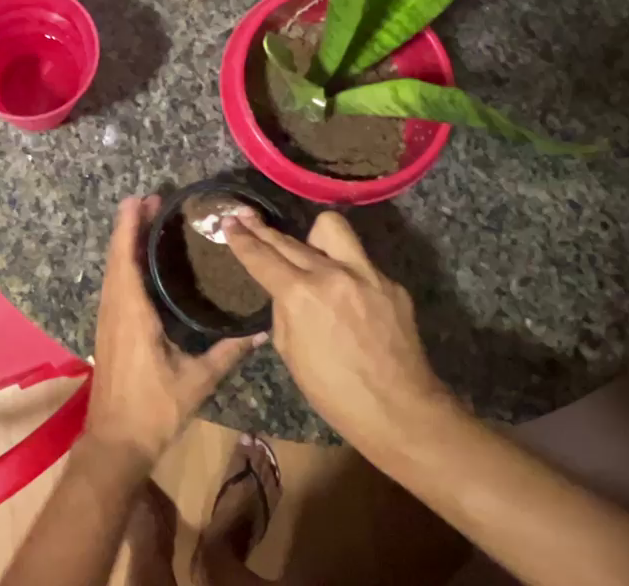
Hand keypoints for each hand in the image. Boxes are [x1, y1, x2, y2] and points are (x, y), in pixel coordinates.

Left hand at [86, 195, 259, 467]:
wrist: (116, 442)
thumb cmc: (154, 409)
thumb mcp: (196, 380)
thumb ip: (227, 352)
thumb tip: (261, 329)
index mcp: (131, 311)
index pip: (126, 257)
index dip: (131, 226)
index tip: (142, 198)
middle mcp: (114, 307)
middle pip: (117, 256)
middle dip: (131, 226)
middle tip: (153, 201)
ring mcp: (107, 318)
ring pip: (113, 269)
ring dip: (126, 243)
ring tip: (148, 221)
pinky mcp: (108, 329)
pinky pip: (114, 284)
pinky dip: (124, 263)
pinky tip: (140, 262)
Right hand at [225, 211, 451, 455]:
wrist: (399, 410)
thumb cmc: (334, 392)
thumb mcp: (290, 352)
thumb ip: (284, 310)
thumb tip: (285, 289)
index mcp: (300, 295)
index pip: (262, 256)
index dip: (241, 239)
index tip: (229, 223)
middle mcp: (332, 274)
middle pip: (289, 240)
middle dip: (263, 230)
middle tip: (247, 217)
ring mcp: (366, 274)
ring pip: (330, 229)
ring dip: (312, 235)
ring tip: (307, 248)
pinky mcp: (391, 283)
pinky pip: (360, 262)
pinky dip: (346, 271)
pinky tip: (347, 293)